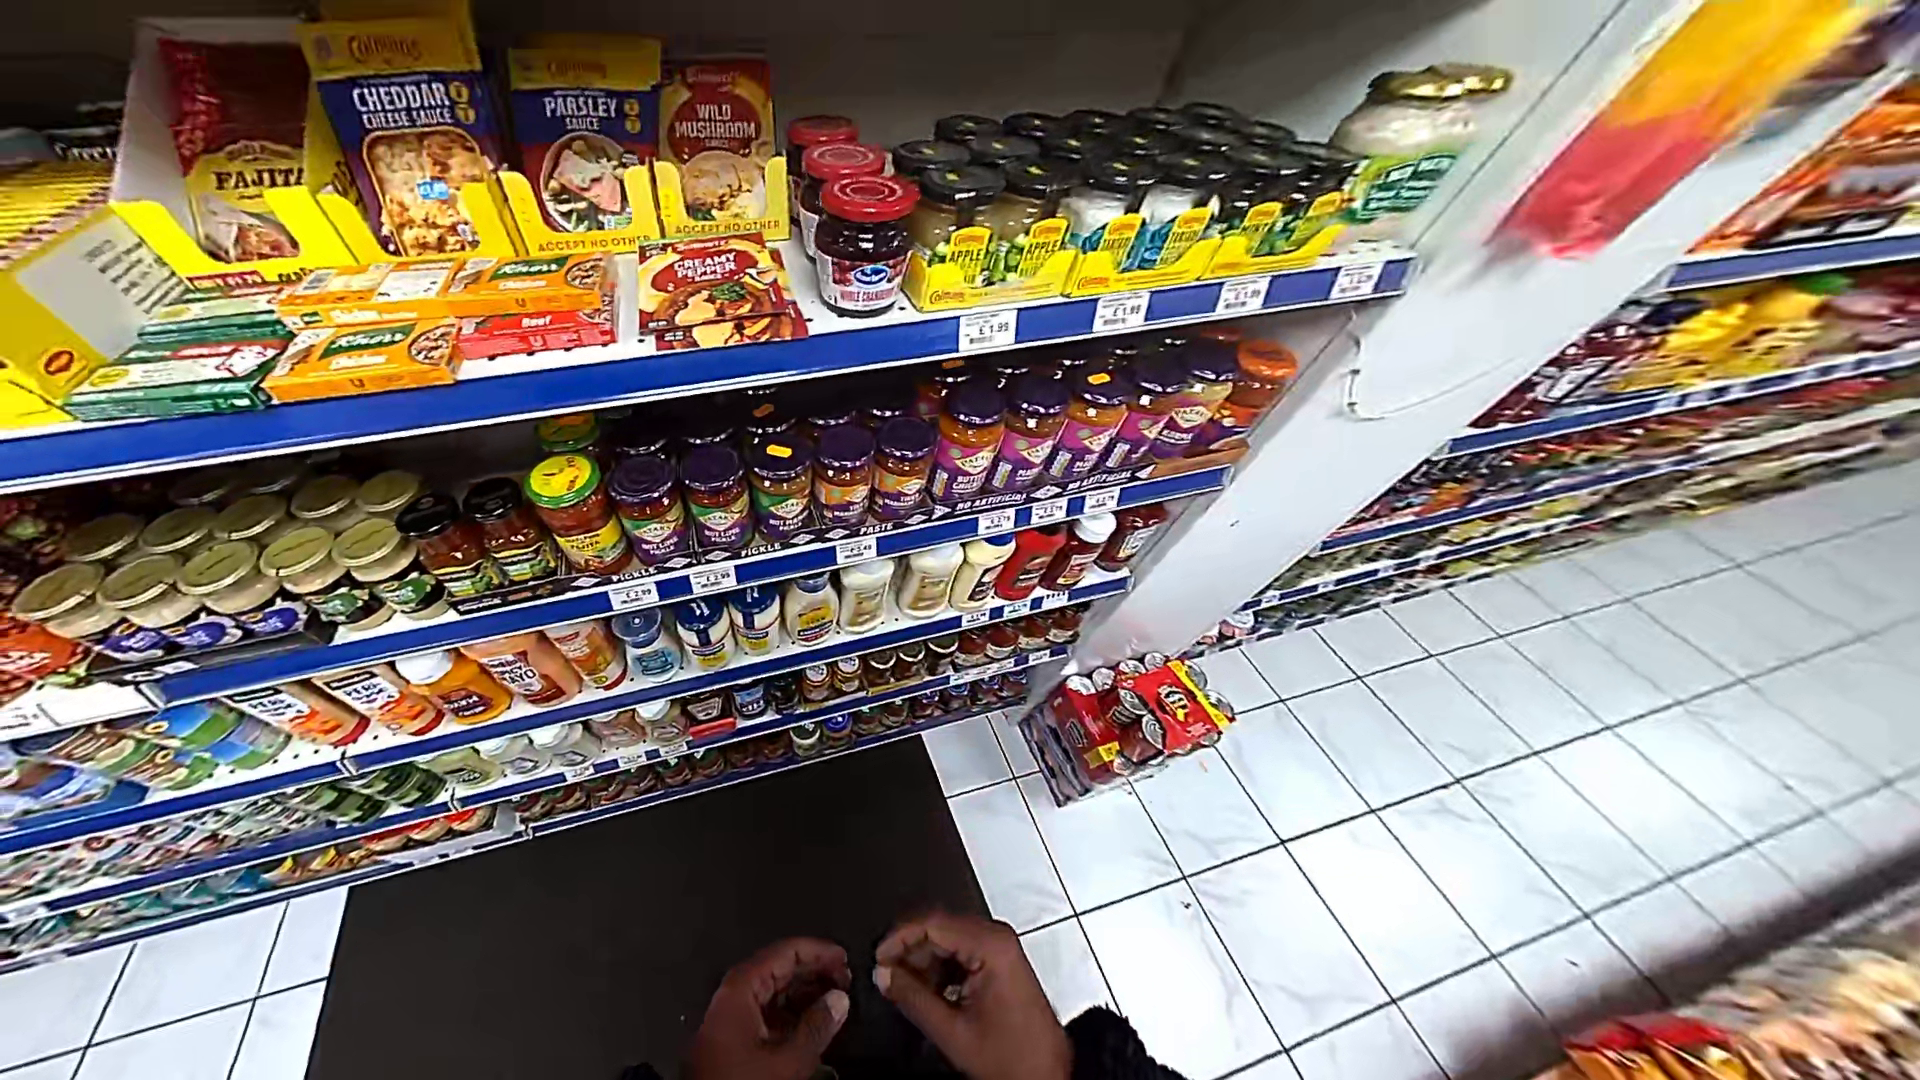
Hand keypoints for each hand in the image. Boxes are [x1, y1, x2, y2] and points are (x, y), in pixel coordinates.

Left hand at [686, 937, 851, 1079]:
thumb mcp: (786, 1063)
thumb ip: (817, 1026)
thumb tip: (840, 999)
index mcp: (742, 987)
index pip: (788, 951)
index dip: (820, 952)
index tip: (846, 961)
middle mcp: (735, 993)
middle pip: (782, 967)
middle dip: (816, 973)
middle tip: (845, 983)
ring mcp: (731, 1016)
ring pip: (776, 991)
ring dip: (806, 994)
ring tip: (834, 1004)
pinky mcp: (732, 1039)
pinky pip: (768, 1013)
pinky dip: (792, 1014)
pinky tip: (812, 1025)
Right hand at [873, 912, 1069, 1079]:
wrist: (1047, 1076)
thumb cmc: (1013, 1058)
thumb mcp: (953, 1031)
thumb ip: (913, 998)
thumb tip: (885, 974)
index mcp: (990, 944)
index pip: (933, 922)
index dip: (900, 937)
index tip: (879, 956)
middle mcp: (996, 936)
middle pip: (940, 928)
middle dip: (910, 952)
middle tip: (888, 976)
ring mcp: (999, 945)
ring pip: (948, 939)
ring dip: (925, 962)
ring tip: (908, 991)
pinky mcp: (998, 957)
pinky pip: (960, 950)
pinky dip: (941, 968)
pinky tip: (930, 993)